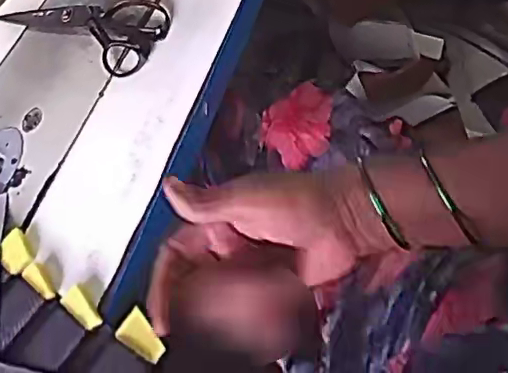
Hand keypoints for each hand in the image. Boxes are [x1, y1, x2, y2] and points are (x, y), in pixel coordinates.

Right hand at [149, 171, 388, 333]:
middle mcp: (228, 250)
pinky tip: (286, 300)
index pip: (177, 254)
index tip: (161, 317)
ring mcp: (250, 274)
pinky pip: (255, 319)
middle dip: (220, 300)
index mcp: (217, 222)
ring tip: (279, 289)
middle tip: (248, 296)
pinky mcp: (272, 294)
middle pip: (201, 290)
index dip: (164, 284)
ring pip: (228, 308)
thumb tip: (168, 186)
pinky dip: (266, 321)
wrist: (345, 221)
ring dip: (248, 309)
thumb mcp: (248, 199)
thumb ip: (206, 202)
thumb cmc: (296, 201)